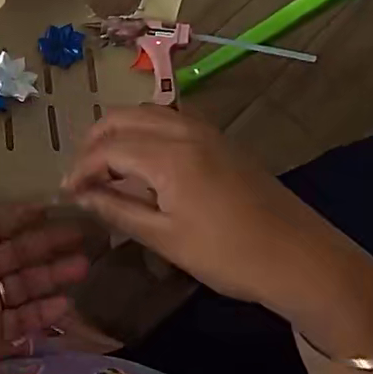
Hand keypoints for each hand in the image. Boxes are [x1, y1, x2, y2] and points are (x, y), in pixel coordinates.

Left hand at [0, 167, 87, 373]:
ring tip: (83, 266)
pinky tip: (66, 305)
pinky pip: (20, 322)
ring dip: (51, 276)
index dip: (19, 217)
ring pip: (24, 286)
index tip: (49, 206)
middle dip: (46, 245)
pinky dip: (42, 314)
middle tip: (82, 235)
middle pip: (16, 254)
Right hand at [60, 106, 372, 323]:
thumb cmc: (231, 256)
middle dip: (93, 143)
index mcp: (168, 156)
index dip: (81, 169)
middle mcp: (182, 130)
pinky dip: (143, 128)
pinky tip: (142, 156)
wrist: (305, 261)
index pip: (107, 149)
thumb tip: (80, 196)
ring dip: (117, 132)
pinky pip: (168, 117)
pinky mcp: (218, 138)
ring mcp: (204, 130)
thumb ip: (117, 210)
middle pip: (120, 119)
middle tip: (83, 176)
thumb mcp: (166, 239)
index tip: (66, 193)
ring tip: (106, 165)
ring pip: (144, 112)